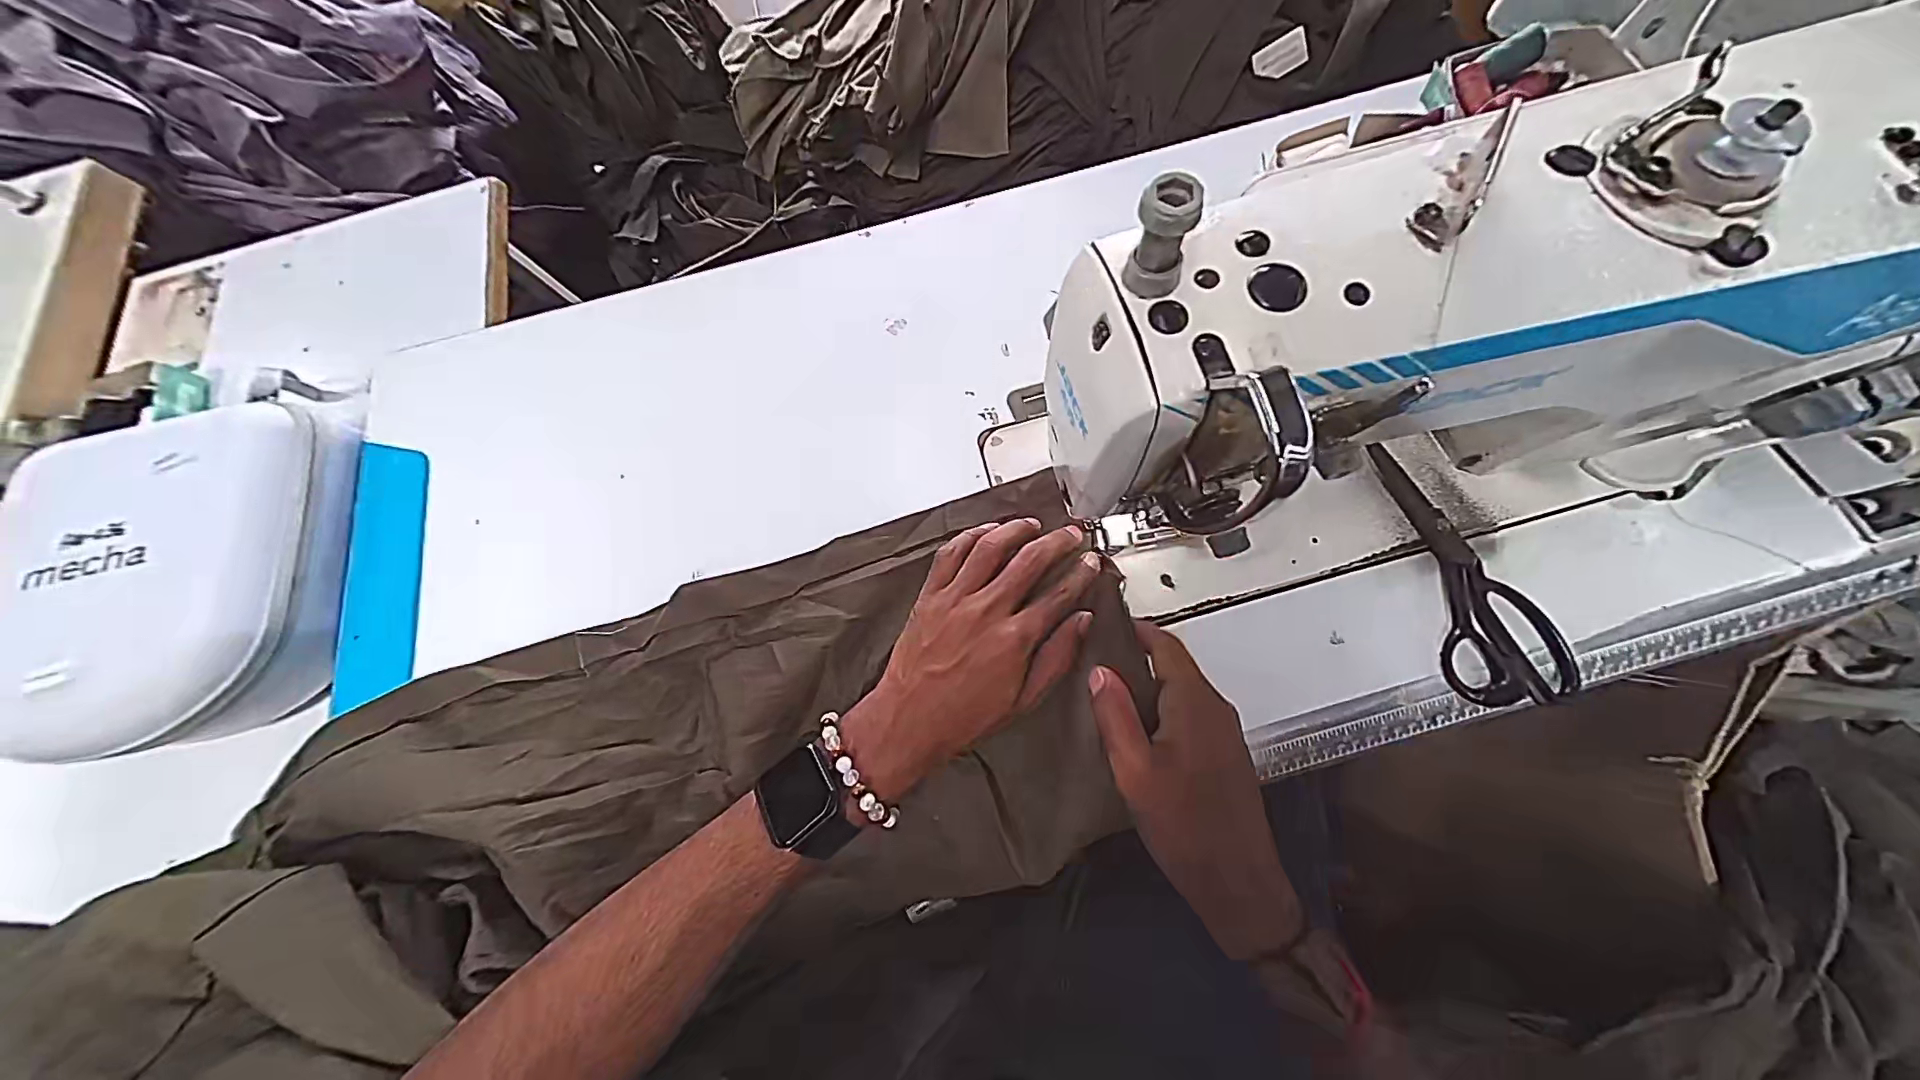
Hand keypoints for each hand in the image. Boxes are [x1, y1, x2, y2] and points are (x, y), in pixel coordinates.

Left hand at [839, 519, 1102, 799]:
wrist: (909, 720)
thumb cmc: (962, 716)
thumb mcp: (1024, 699)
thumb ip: (1057, 656)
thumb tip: (1080, 623)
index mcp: (1014, 638)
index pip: (1059, 593)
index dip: (1080, 573)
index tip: (1089, 563)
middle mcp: (986, 611)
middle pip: (1030, 560)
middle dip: (1057, 542)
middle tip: (1069, 535)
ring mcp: (955, 600)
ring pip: (990, 548)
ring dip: (1016, 530)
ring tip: (1031, 524)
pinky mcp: (930, 596)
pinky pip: (950, 554)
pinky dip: (970, 536)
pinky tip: (984, 532)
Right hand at [1089, 621, 1303, 959]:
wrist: (1237, 881)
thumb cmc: (1186, 827)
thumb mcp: (1134, 770)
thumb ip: (1115, 715)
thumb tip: (1100, 672)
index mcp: (1194, 703)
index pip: (1167, 646)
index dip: (1139, 629)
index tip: (1110, 623)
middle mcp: (1215, 709)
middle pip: (1175, 666)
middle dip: (1138, 657)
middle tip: (1098, 662)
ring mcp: (1224, 731)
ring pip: (1181, 691)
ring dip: (1149, 685)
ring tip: (1110, 694)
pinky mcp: (1225, 752)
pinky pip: (1190, 713)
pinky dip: (1162, 708)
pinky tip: (1138, 731)